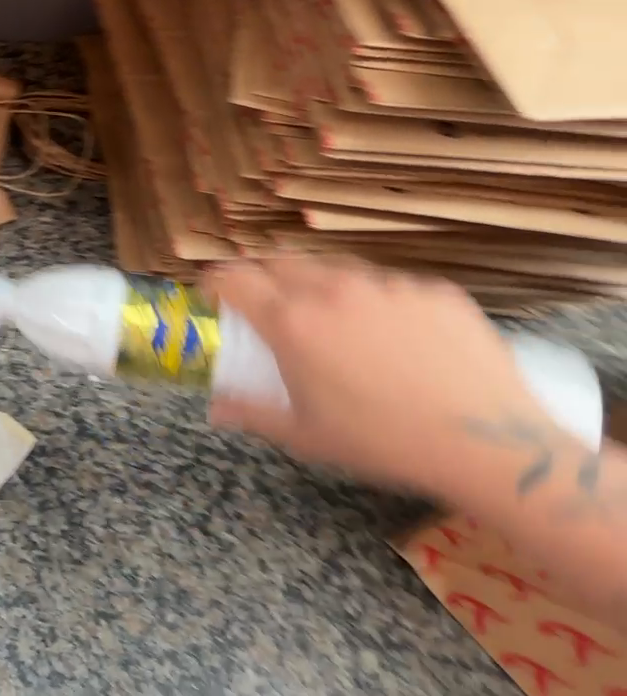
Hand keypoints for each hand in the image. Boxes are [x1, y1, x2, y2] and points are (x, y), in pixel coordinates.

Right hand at [205, 258, 546, 498]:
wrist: (497, 449)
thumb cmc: (384, 443)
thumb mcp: (304, 435)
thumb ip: (251, 413)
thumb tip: (214, 409)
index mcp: (290, 321)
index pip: (231, 278)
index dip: (214, 283)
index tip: (214, 295)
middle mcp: (331, 291)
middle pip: (278, 261)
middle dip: (263, 277)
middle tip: (269, 305)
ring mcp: (386, 287)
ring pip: (334, 267)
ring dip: (319, 283)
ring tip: (333, 315)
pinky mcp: (435, 292)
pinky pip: (390, 284)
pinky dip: (376, 298)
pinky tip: (392, 332)